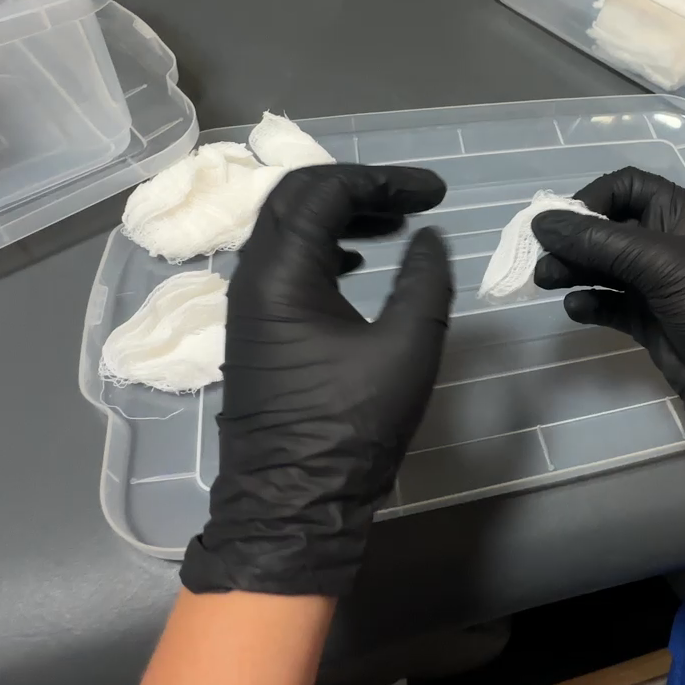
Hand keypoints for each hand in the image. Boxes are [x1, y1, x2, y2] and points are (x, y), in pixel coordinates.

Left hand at [181, 164, 452, 597]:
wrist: (294, 504)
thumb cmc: (353, 426)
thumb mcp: (407, 345)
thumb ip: (424, 279)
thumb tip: (429, 236)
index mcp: (283, 275)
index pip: (326, 191)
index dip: (385, 181)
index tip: (435, 193)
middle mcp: (254, 278)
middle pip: (298, 198)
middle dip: (361, 187)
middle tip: (415, 200)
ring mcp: (249, 303)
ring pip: (289, 228)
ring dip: (343, 214)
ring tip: (395, 224)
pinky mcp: (258, 326)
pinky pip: (287, 261)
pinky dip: (327, 245)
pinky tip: (362, 262)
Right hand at [530, 167, 684, 428]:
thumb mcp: (661, 264)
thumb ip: (601, 243)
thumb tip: (542, 222)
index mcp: (680, 215)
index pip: (627, 188)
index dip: (592, 198)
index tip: (564, 221)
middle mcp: (666, 243)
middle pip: (609, 228)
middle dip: (575, 239)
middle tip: (541, 256)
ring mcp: (657, 283)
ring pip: (605, 267)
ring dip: (574, 269)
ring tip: (545, 279)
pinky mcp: (648, 319)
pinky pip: (610, 303)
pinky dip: (590, 303)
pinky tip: (575, 308)